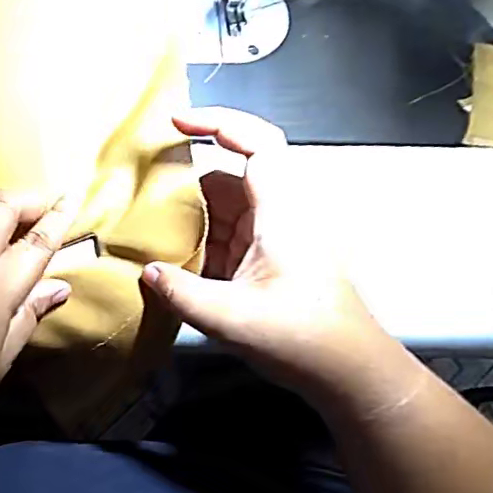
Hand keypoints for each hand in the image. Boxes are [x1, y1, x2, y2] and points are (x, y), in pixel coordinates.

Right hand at [141, 108, 417, 411]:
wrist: (347, 371)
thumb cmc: (304, 339)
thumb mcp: (231, 318)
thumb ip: (181, 293)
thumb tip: (148, 272)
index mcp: (282, 214)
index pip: (257, 145)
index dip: (218, 122)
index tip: (177, 121)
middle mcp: (281, 217)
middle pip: (230, 178)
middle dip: (187, 184)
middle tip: (145, 193)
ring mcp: (276, 238)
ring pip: (227, 209)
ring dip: (192, 218)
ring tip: (152, 230)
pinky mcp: (270, 260)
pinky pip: (229, 237)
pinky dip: (202, 243)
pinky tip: (177, 262)